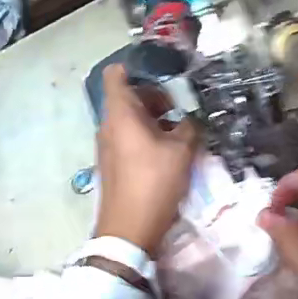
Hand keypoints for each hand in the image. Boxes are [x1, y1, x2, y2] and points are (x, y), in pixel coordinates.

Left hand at [94, 63, 200, 252]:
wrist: (128, 230)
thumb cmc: (154, 183)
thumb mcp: (181, 151)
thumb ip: (189, 127)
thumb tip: (190, 120)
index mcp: (120, 113)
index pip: (117, 73)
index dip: (137, 68)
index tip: (162, 75)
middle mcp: (107, 125)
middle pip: (126, 96)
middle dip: (153, 97)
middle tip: (179, 110)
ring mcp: (107, 145)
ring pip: (128, 119)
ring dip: (152, 120)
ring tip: (178, 133)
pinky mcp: (112, 164)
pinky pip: (127, 138)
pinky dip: (145, 138)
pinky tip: (167, 153)